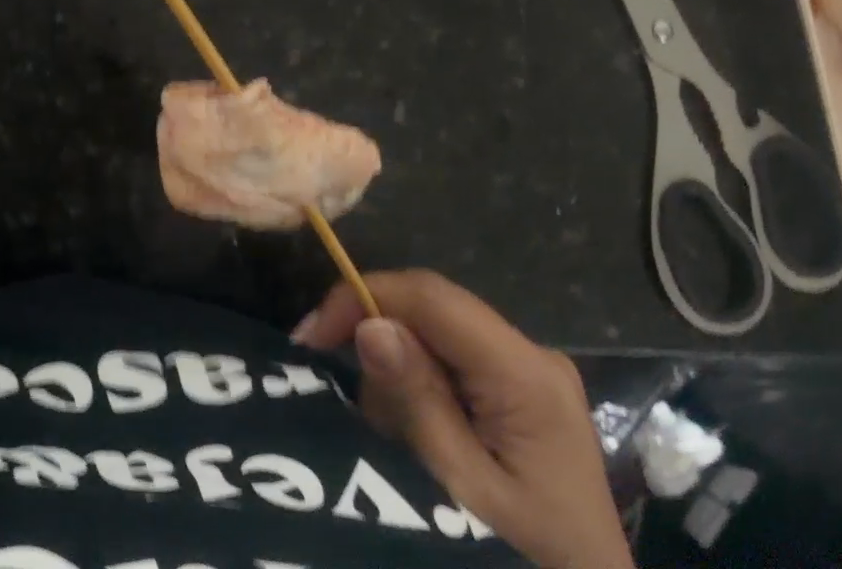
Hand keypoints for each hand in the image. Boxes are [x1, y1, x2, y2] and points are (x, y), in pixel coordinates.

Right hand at [293, 271, 632, 568]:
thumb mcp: (460, 483)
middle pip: (429, 307)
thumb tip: (370, 326)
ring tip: (384, 428)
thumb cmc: (524, 545)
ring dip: (392, 365)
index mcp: (523, 374)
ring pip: (431, 329)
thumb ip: (418, 401)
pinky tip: (412, 426)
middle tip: (325, 372)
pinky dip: (413, 379)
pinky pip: (446, 355)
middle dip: (370, 329)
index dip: (361, 297)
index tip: (311, 336)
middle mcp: (530, 354)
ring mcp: (526, 368)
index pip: (429, 296)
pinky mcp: (516, 385)